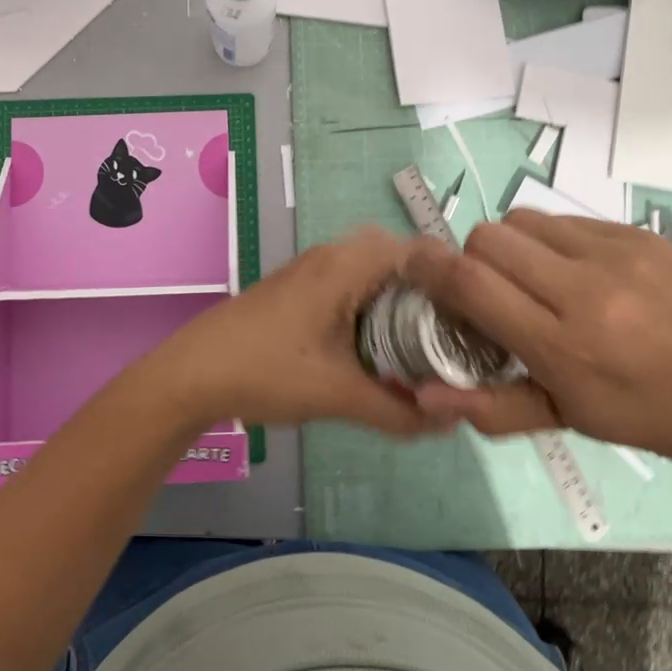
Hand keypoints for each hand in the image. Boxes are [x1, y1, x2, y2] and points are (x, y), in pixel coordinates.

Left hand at [142, 229, 433, 435]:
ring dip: (397, 295)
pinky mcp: (294, 288)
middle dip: (429, 288)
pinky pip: (348, 281)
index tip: (480, 314)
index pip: (418, 249)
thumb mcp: (337, 396)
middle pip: (397, 255)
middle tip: (454, 330)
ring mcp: (309, 269)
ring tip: (423, 340)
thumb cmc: (265, 372)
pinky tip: (375, 343)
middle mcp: (330, 255)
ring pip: (370, 268)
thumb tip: (450, 422)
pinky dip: (371, 302)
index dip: (455, 277)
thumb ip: (398, 410)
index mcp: (345, 265)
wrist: (191, 374)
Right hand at [404, 210, 671, 471]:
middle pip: (488, 238)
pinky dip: (551, 242)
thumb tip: (421, 397)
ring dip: (511, 246)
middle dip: (473, 260)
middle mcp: (584, 289)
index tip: (414, 267)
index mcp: (564, 345)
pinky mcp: (638, 233)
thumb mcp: (567, 420)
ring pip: (522, 219)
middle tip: (492, 292)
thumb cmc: (651, 417)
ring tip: (534, 281)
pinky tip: (577, 274)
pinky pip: (564, 219)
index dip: (429, 268)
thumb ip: (490, 406)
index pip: (471, 284)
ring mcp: (615, 253)